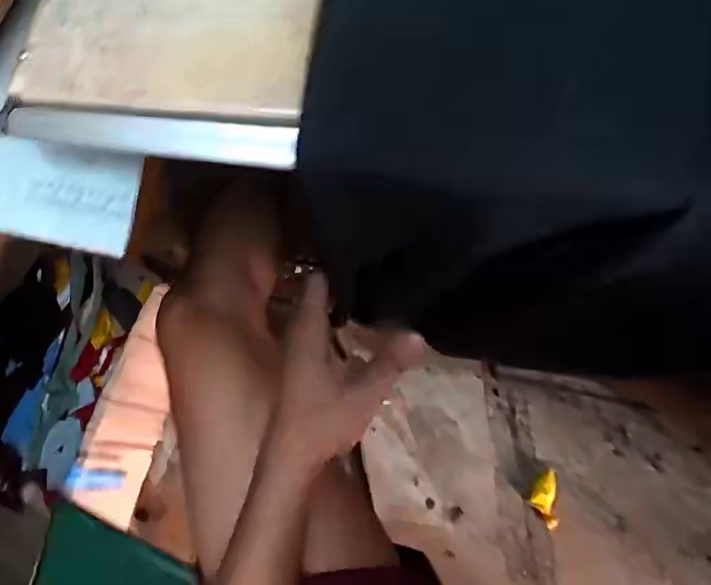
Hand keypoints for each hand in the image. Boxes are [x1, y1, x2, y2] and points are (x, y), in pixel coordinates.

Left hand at [266, 272, 426, 471]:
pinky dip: (333, 322)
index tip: (364, 255)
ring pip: (316, 312)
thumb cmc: (322, 418)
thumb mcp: (363, 392)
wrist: (290, 455)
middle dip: (343, 282)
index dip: (338, 266)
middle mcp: (297, 329)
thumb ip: (390, 362)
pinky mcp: (300, 362)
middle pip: (317, 293)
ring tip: (372, 293)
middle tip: (376, 271)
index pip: (318, 281)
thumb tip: (419, 334)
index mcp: (307, 327)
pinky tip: (356, 328)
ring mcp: (296, 346)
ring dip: (338, 303)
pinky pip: (316, 328)